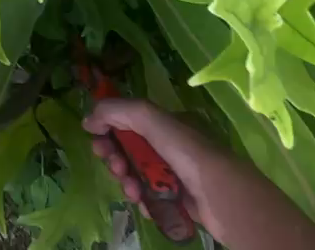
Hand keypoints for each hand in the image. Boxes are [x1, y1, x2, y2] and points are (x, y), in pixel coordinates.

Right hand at [85, 99, 314, 249]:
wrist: (227, 200)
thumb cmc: (189, 153)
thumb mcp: (150, 118)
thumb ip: (116, 111)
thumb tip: (86, 118)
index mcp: (166, 122)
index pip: (127, 120)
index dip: (109, 128)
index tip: (97, 141)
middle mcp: (172, 145)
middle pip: (130, 148)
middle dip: (116, 157)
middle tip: (115, 167)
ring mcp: (178, 174)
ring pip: (139, 175)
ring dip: (128, 180)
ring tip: (133, 191)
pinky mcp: (182, 202)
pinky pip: (153, 198)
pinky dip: (145, 201)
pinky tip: (147, 205)